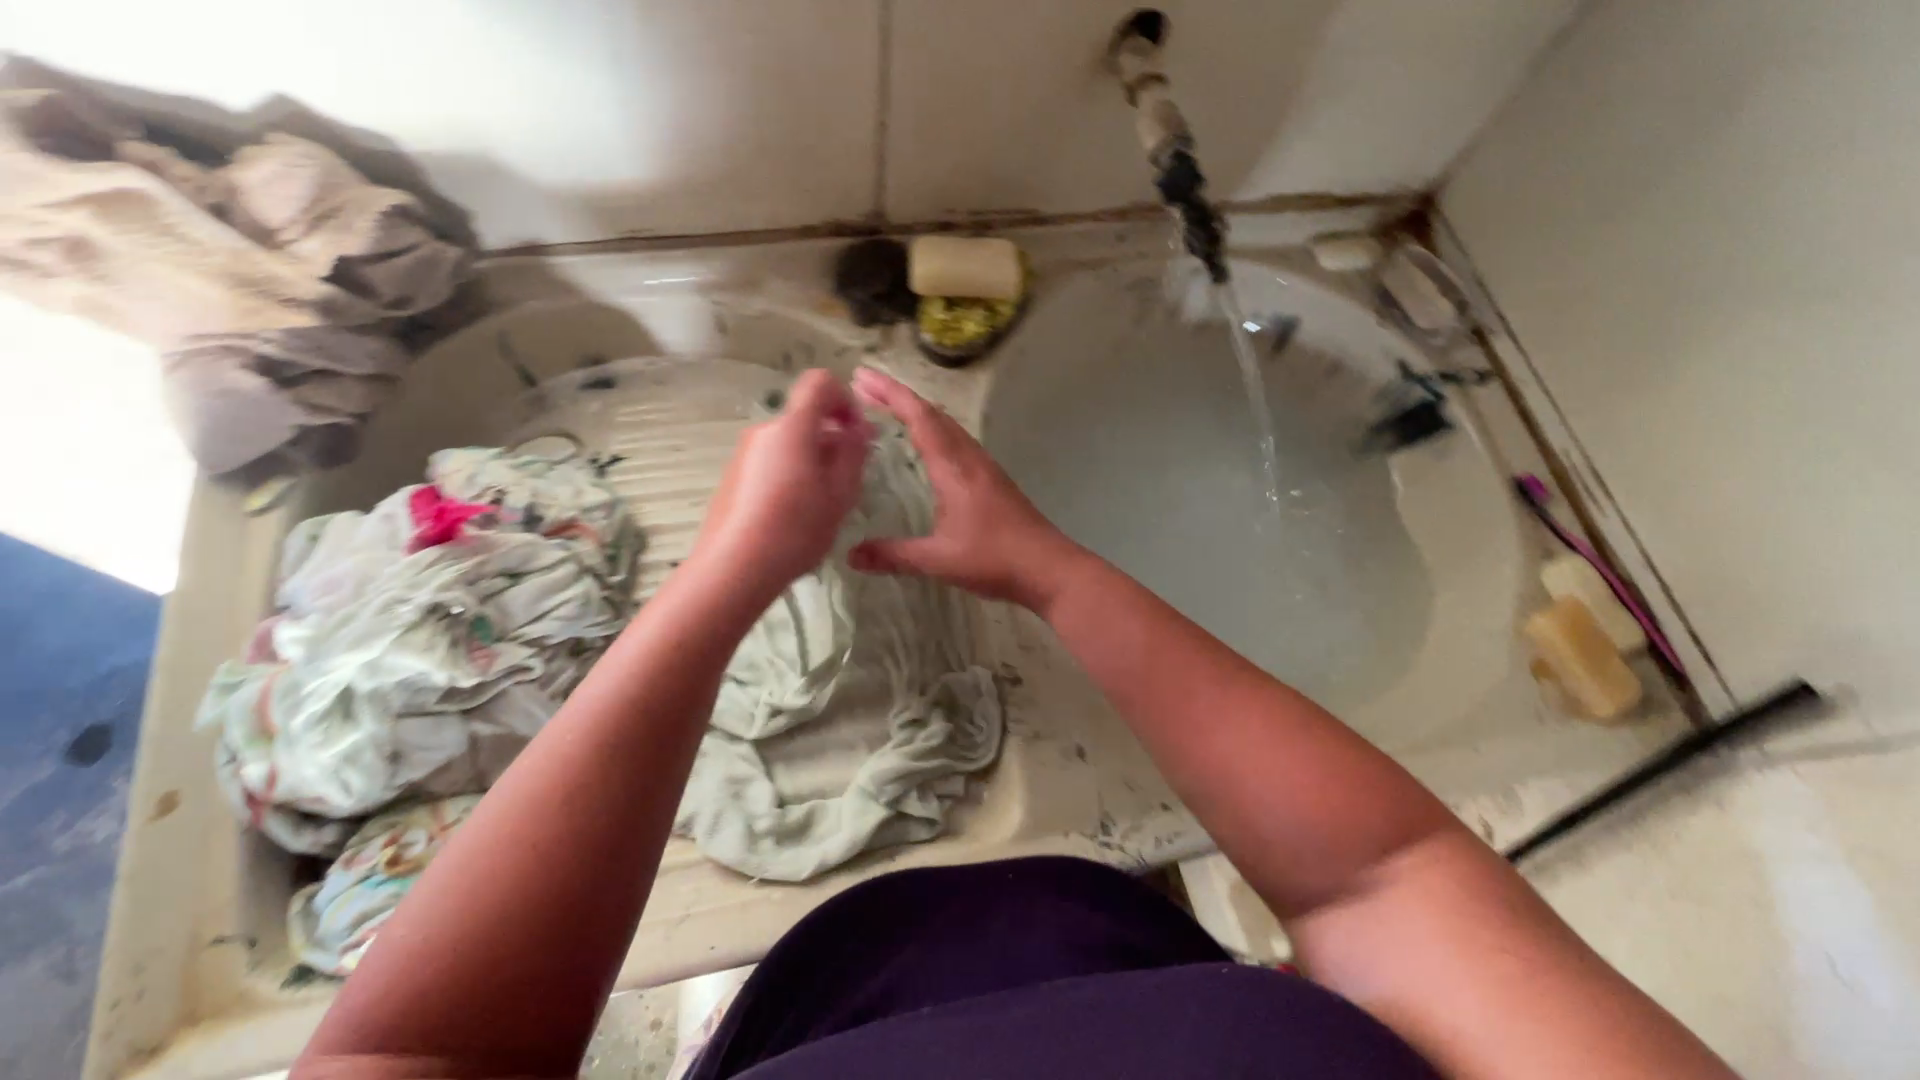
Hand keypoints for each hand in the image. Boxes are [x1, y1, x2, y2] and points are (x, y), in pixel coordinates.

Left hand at [692, 369, 872, 598]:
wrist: (733, 568)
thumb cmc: (796, 529)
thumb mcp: (840, 494)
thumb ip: (853, 454)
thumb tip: (860, 429)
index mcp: (793, 427)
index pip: (820, 383)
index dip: (845, 399)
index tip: (858, 432)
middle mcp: (764, 431)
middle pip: (805, 418)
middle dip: (832, 439)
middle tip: (849, 479)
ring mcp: (744, 454)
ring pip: (789, 443)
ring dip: (812, 460)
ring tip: (823, 505)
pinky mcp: (733, 477)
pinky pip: (771, 462)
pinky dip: (790, 475)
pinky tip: (795, 516)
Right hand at [848, 368, 1088, 609]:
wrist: (1050, 569)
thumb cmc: (995, 560)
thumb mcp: (938, 560)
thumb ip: (893, 555)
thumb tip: (851, 556)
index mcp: (954, 468)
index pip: (920, 418)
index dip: (890, 394)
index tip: (863, 377)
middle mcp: (970, 459)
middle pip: (933, 415)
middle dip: (898, 397)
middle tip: (865, 389)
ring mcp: (985, 469)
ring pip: (948, 427)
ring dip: (918, 413)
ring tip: (889, 410)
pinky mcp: (993, 482)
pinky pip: (958, 443)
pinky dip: (934, 432)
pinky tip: (927, 449)